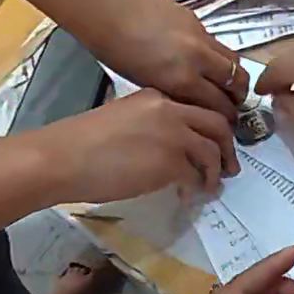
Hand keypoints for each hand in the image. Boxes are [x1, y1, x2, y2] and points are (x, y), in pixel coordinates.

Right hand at [30, 89, 237, 202]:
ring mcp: (173, 135)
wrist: (63, 158)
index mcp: (156, 96)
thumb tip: (165, 149)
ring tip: (213, 187)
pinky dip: (200, 188)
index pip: (197, 107)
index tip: (215, 143)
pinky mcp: (171, 162)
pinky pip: (197, 176)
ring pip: (212, 151)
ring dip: (218, 171)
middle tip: (230, 166)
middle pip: (217, 124)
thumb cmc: (81, 143)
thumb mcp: (121, 120)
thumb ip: (149, 126)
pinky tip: (192, 197)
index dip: (211, 127)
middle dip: (228, 146)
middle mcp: (170, 110)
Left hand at [76, 0, 247, 162]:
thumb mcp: (145, 83)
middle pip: (237, 80)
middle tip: (234, 104)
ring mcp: (200, 36)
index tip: (227, 122)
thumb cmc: (115, 52)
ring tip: (227, 83)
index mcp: (182, 80)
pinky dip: (217, 56)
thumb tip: (195, 101)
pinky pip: (216, 42)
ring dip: (234, 74)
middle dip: (239, 96)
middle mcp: (198, 58)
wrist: (107, 8)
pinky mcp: (196, 20)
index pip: (220, 104)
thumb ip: (176, 93)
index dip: (227, 116)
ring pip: (233, 59)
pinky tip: (203, 61)